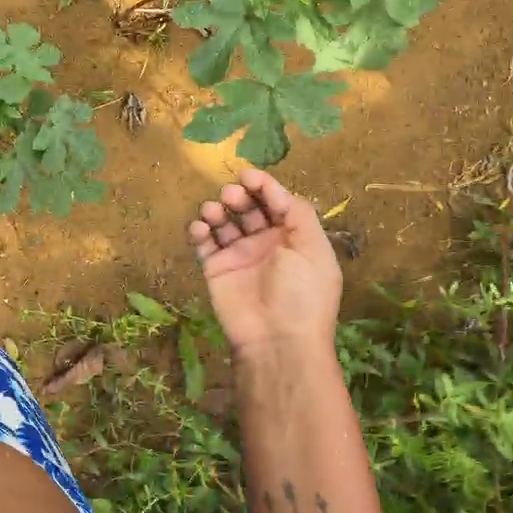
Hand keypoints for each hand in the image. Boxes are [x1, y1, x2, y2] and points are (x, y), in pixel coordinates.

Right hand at [187, 169, 343, 357]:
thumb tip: (281, 191)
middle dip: (239, 196)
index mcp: (293, 239)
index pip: (277, 203)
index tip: (247, 174)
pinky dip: (199, 231)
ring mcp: (238, 256)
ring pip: (223, 223)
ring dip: (216, 211)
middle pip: (248, 209)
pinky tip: (200, 229)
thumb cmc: (302, 293)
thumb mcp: (314, 251)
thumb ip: (299, 215)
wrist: (276, 338)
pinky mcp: (214, 268)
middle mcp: (265, 244)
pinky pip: (203, 243)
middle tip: (231, 195)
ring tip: (212, 211)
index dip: (265, 186)